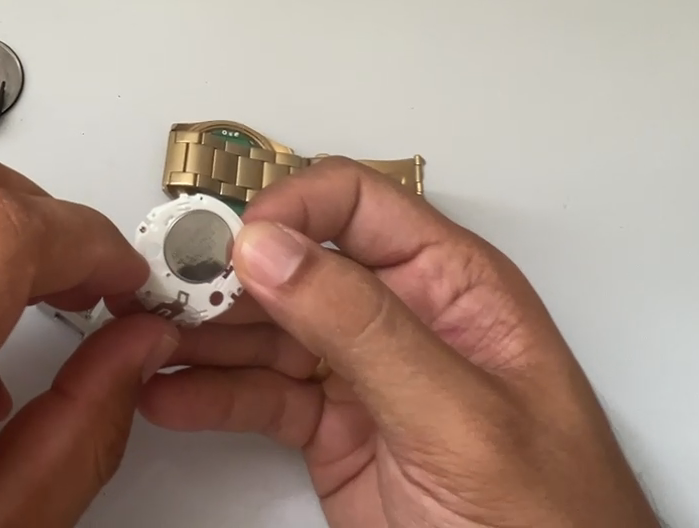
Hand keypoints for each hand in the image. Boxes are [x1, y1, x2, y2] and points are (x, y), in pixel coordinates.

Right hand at [139, 160, 656, 527]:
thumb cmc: (551, 527)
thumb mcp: (458, 419)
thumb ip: (361, 327)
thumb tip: (268, 245)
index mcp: (447, 281)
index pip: (353, 202)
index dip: (288, 210)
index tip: (232, 244)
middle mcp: (396, 310)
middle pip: (293, 260)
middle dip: (224, 274)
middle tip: (164, 292)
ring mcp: (358, 368)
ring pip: (264, 325)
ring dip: (203, 333)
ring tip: (147, 343)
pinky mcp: (328, 424)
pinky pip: (258, 392)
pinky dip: (211, 393)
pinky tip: (170, 396)